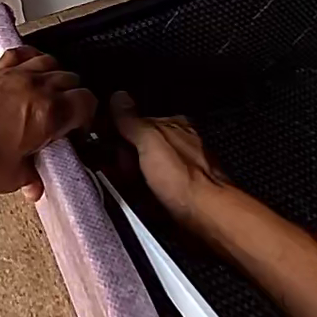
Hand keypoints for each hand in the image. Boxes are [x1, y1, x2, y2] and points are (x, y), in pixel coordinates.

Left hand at [0, 47, 94, 200]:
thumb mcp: (12, 177)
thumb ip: (31, 176)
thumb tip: (36, 183)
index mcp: (48, 113)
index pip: (86, 101)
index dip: (88, 116)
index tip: (80, 129)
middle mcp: (35, 88)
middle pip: (71, 79)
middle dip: (74, 98)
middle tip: (66, 118)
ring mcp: (14, 76)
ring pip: (50, 62)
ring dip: (57, 76)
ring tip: (52, 95)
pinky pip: (21, 54)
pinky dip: (31, 58)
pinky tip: (31, 69)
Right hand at [108, 91, 230, 229]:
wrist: (208, 219)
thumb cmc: (185, 180)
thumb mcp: (150, 142)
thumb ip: (132, 120)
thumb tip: (118, 98)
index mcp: (173, 126)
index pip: (135, 122)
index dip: (117, 135)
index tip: (108, 149)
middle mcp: (179, 146)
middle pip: (138, 149)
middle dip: (124, 163)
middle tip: (123, 173)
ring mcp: (179, 172)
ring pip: (143, 173)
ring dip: (131, 183)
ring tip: (130, 191)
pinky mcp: (178, 196)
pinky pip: (151, 194)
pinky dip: (142, 199)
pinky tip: (141, 205)